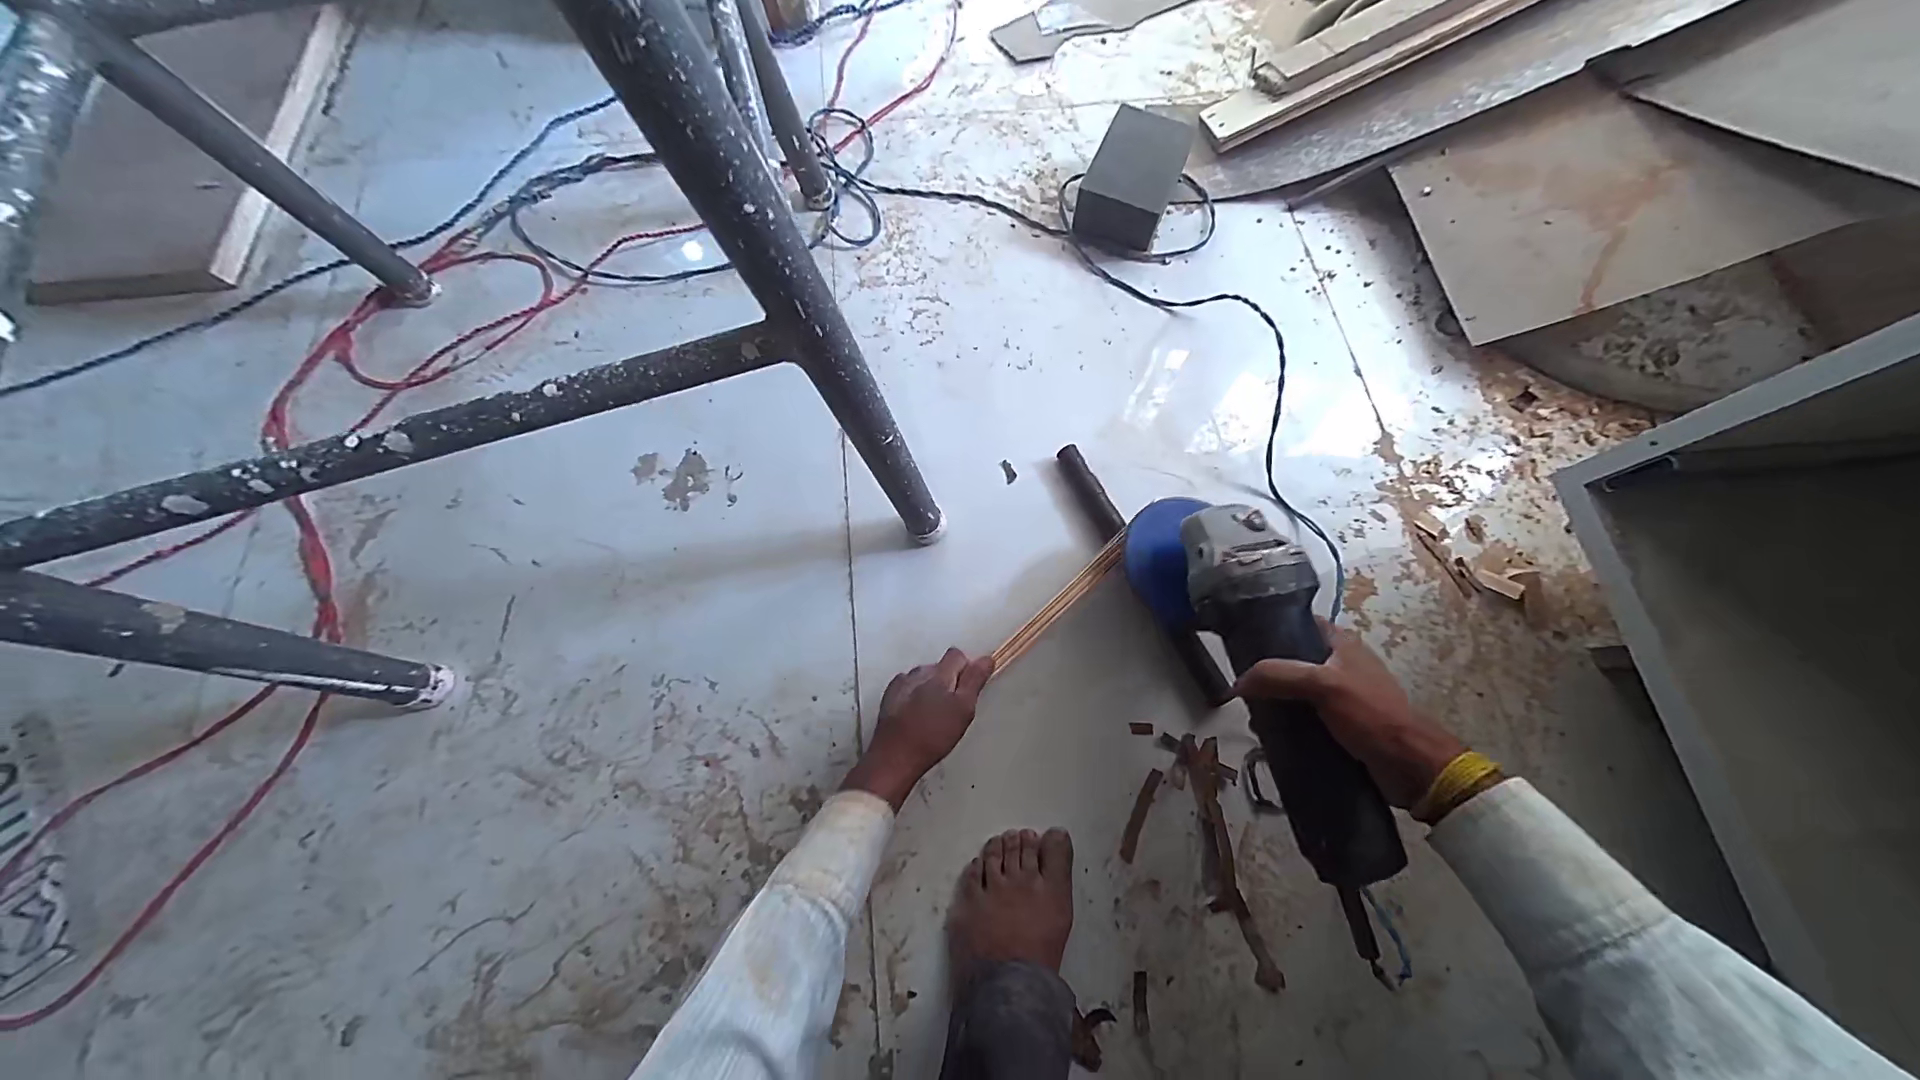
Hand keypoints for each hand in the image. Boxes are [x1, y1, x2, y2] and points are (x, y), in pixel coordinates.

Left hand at [842, 648, 994, 809]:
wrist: (895, 756)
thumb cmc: (934, 735)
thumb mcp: (963, 710)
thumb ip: (974, 681)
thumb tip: (986, 658)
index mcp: (940, 673)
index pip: (957, 655)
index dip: (967, 668)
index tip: (969, 689)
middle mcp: (919, 672)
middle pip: (940, 666)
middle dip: (949, 680)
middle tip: (953, 708)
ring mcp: (901, 683)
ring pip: (924, 677)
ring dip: (931, 687)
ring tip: (934, 714)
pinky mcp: (889, 697)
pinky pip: (908, 687)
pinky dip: (914, 695)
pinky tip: (916, 715)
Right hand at [1232, 617, 1464, 807]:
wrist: (1409, 767)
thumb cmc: (1371, 714)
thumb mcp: (1322, 685)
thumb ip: (1277, 676)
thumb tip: (1236, 684)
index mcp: (1342, 645)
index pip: (1301, 624)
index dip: (1273, 627)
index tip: (1243, 639)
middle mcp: (1339, 665)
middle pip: (1292, 660)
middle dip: (1267, 672)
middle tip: (1243, 683)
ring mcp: (1339, 696)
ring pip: (1294, 690)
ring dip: (1274, 700)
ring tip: (1251, 711)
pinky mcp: (1337, 724)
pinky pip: (1302, 716)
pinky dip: (1285, 722)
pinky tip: (1268, 730)